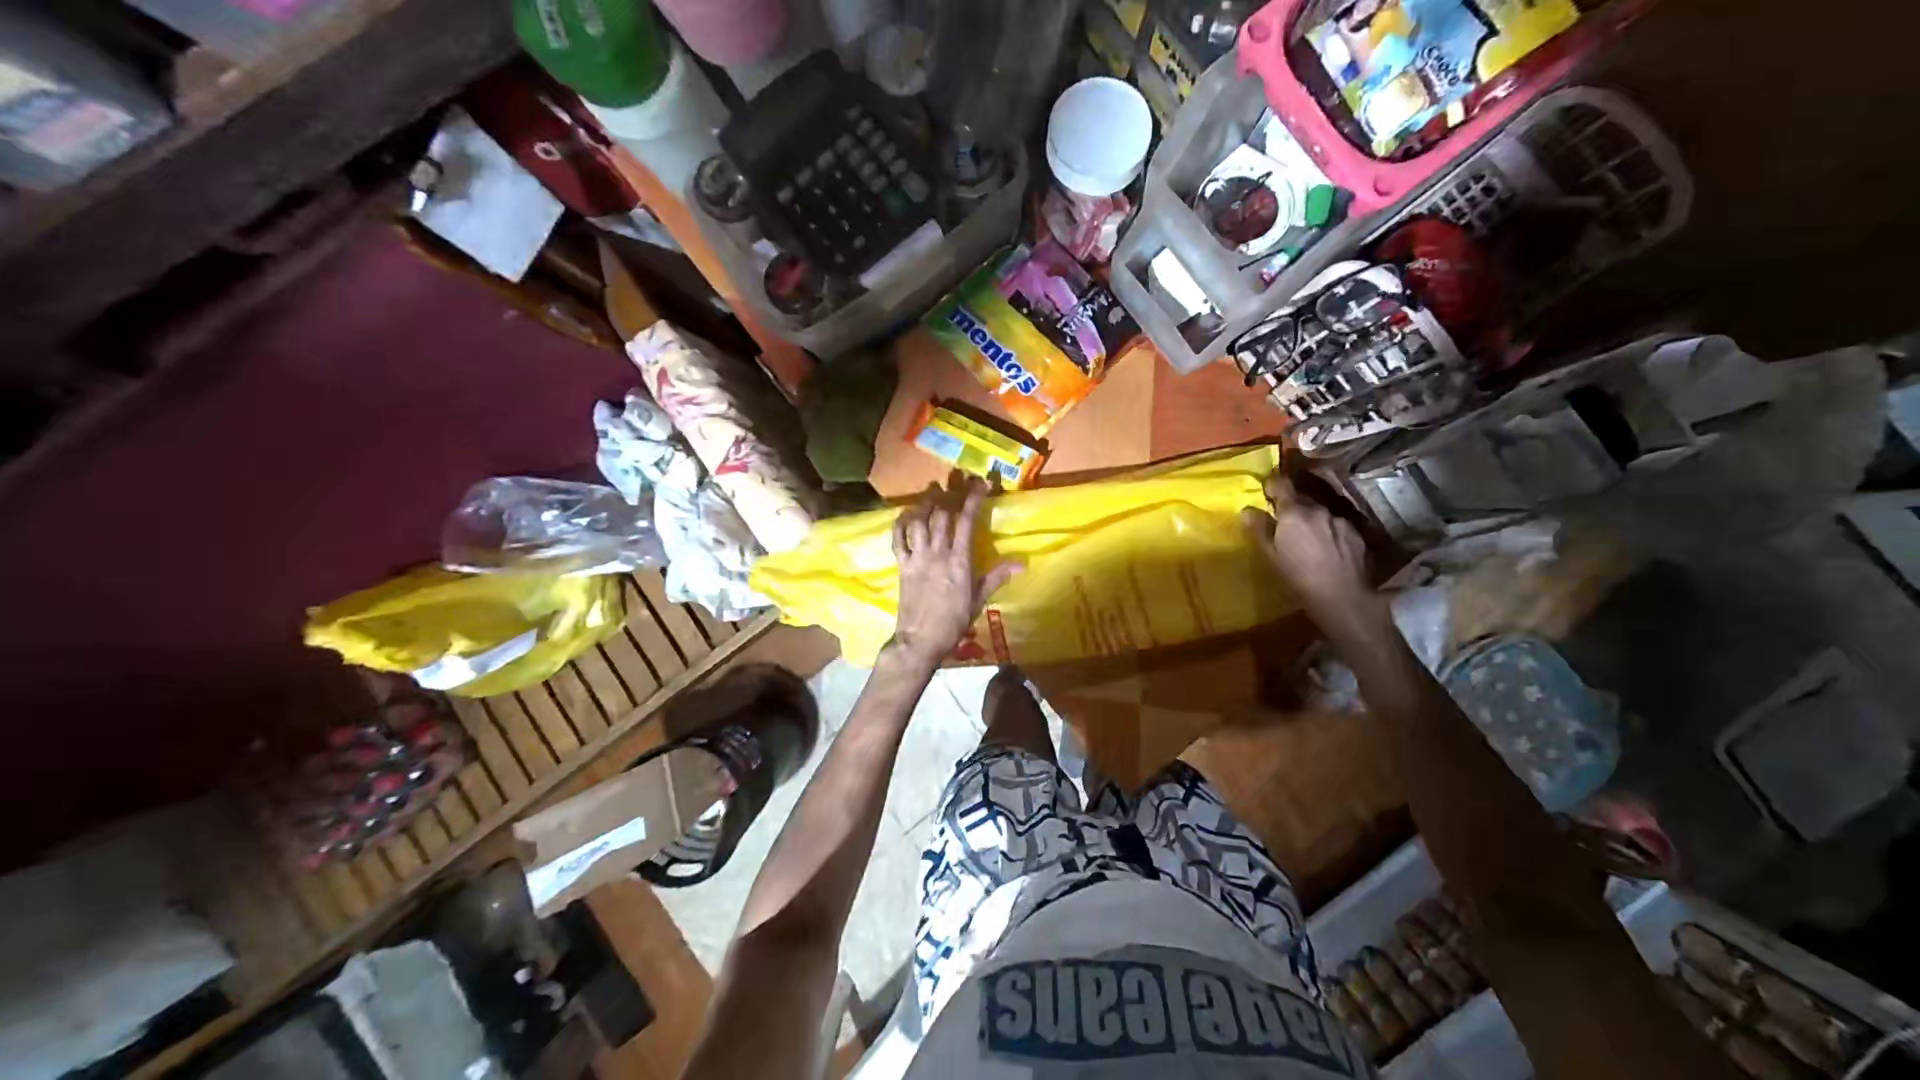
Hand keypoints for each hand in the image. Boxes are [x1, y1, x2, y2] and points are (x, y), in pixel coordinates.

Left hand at [890, 478, 1021, 667]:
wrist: (920, 640)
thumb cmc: (953, 622)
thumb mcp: (979, 600)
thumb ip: (997, 577)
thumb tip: (1022, 563)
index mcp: (959, 561)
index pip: (966, 521)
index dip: (973, 499)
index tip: (980, 483)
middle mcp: (937, 554)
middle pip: (941, 516)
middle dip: (949, 496)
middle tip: (955, 484)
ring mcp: (917, 558)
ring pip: (919, 522)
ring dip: (925, 504)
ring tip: (932, 494)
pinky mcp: (902, 566)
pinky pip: (898, 539)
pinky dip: (901, 523)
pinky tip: (906, 515)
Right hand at [1243, 472, 1378, 627]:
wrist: (1342, 597)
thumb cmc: (1298, 577)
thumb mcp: (1270, 556)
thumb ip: (1259, 529)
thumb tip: (1247, 510)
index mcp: (1294, 512)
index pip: (1281, 484)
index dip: (1272, 485)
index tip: (1266, 492)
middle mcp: (1318, 510)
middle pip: (1301, 500)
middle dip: (1291, 508)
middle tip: (1284, 525)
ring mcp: (1340, 520)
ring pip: (1320, 513)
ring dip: (1312, 521)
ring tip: (1309, 541)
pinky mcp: (1356, 534)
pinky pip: (1336, 526)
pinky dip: (1329, 532)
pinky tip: (1328, 550)